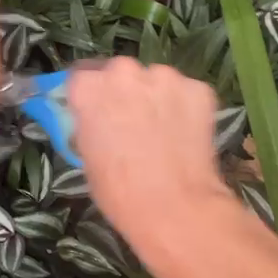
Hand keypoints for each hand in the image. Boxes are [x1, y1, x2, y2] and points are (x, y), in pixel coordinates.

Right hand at [67, 58, 235, 246]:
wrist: (174, 206)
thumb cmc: (118, 190)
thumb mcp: (86, 156)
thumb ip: (88, 125)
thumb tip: (96, 119)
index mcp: (89, 87)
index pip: (80, 77)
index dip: (87, 96)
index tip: (93, 111)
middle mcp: (124, 72)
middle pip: (119, 73)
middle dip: (122, 92)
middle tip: (128, 121)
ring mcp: (165, 77)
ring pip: (155, 80)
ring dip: (154, 96)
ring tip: (161, 130)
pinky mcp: (198, 88)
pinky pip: (185, 92)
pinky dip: (183, 107)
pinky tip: (184, 133)